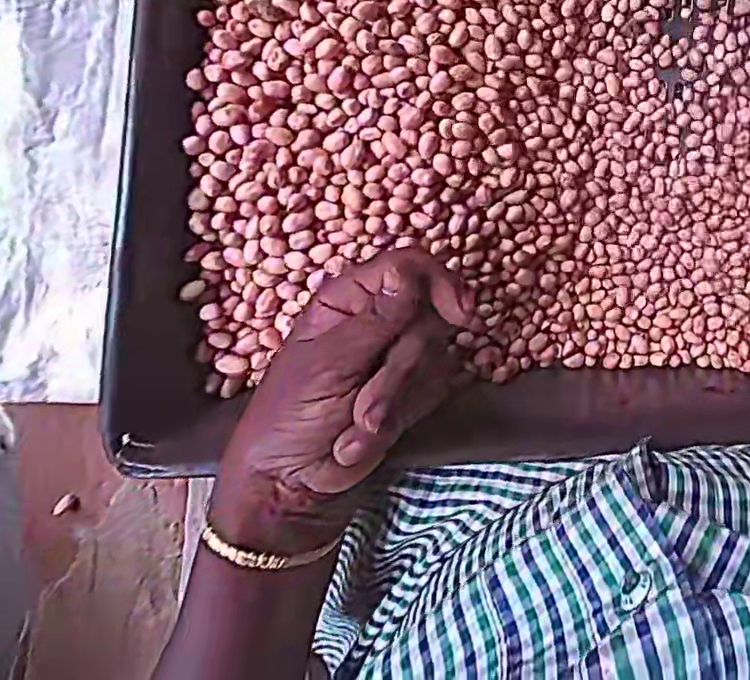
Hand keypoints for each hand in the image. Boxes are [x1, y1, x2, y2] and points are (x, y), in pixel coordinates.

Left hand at [208, 248, 470, 555]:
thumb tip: (410, 272)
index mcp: (349, 298)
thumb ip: (377, 319)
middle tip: (366, 407)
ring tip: (356, 426)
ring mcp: (399, 351)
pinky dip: (401, 414)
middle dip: (402, 366)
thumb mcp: (328, 365)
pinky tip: (366, 434)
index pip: (408, 266)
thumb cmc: (289, 416)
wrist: (289, 484)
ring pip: (434, 353)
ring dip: (395, 397)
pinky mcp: (414, 385)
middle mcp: (379, 317)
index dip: (438, 281)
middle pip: (428, 313)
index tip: (460, 311)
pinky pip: (435, 386)